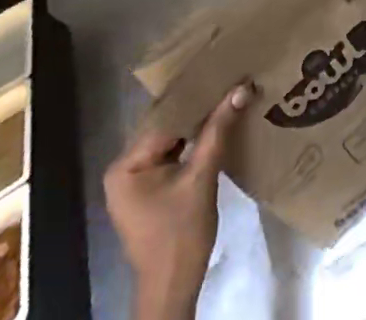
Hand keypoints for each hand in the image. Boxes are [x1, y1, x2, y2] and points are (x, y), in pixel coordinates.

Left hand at [104, 83, 249, 319]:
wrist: (174, 289)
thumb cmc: (181, 235)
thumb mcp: (202, 179)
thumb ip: (218, 131)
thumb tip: (241, 89)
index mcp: (125, 165)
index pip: (163, 119)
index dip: (195, 98)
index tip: (222, 76)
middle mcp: (123, 168)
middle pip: (164, 129)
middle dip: (196, 111)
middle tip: (227, 84)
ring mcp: (134, 182)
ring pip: (169, 142)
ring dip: (196, 127)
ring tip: (226, 100)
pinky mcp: (149, 192)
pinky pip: (171, 157)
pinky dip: (191, 146)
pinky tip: (216, 130)